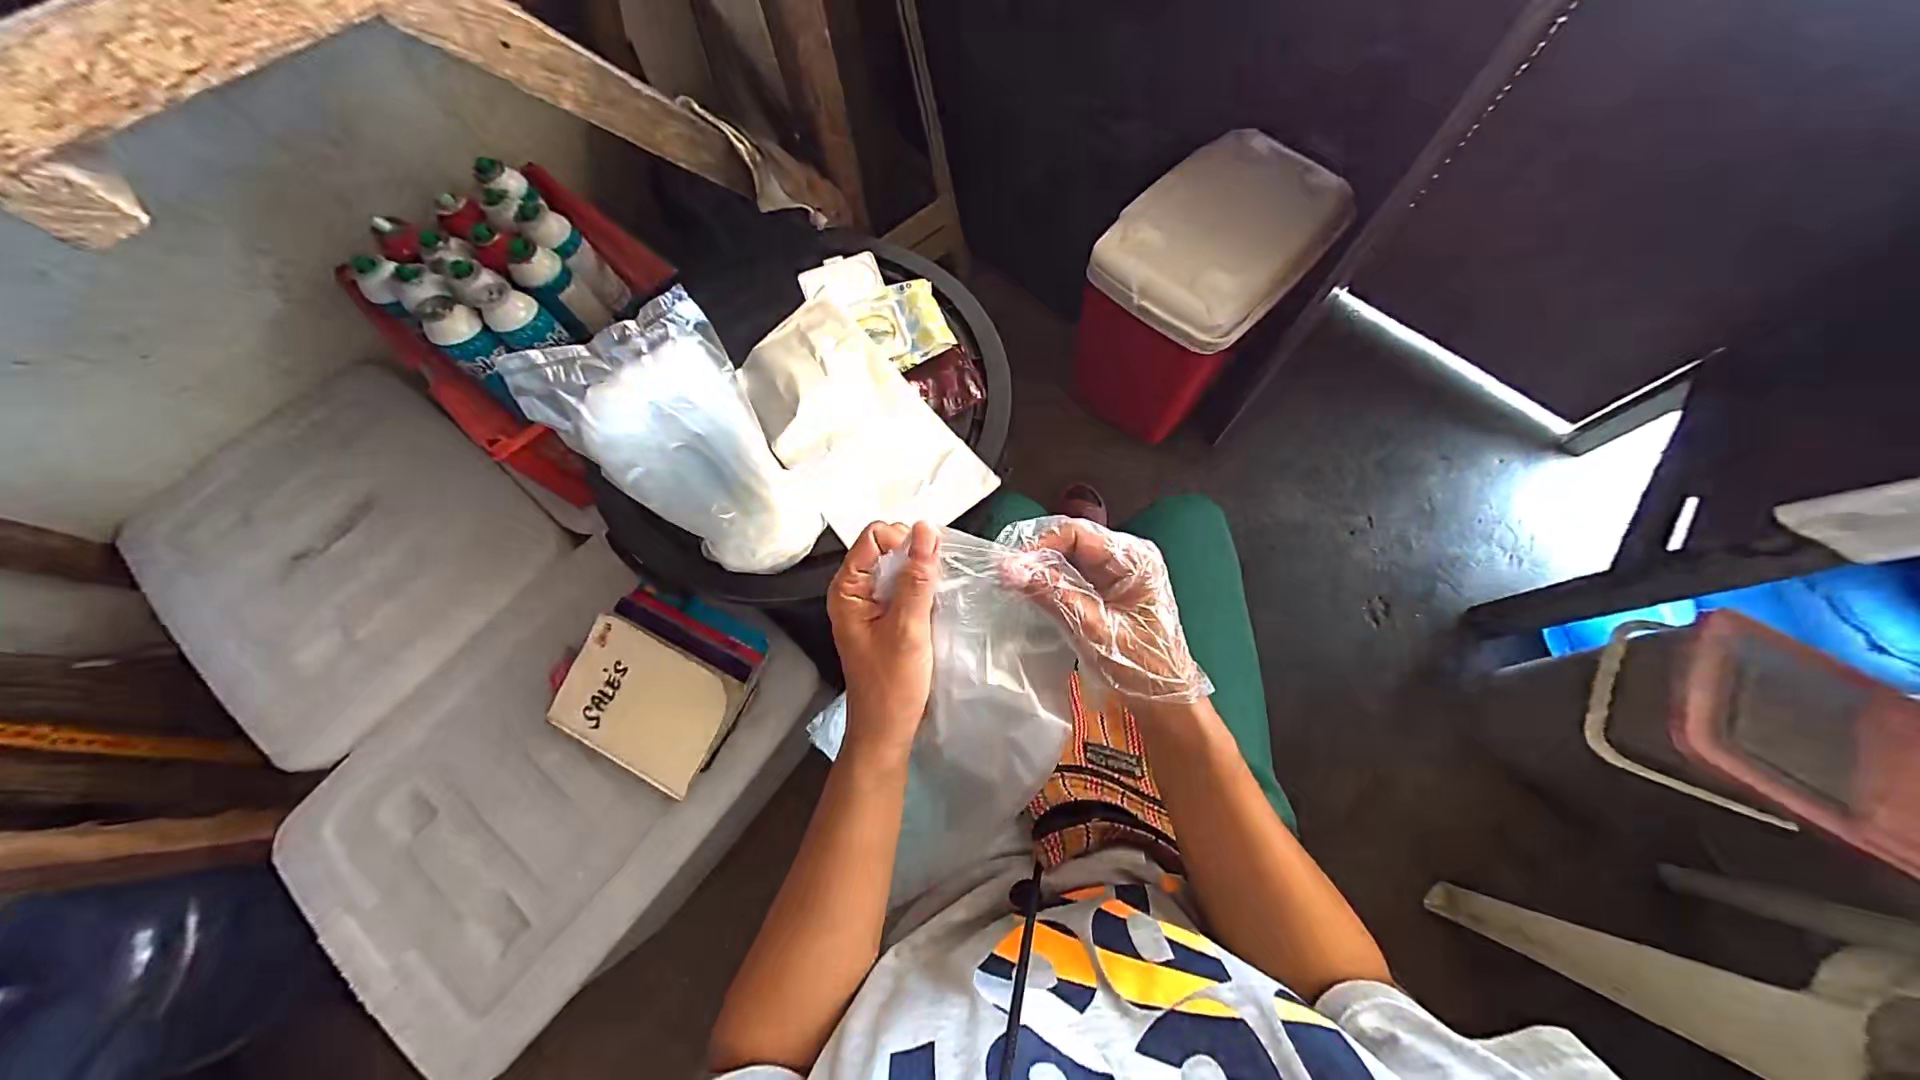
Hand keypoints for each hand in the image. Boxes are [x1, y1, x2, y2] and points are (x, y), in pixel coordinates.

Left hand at [827, 521, 939, 763]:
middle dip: (915, 554)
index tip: (926, 564)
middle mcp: (855, 591)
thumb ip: (917, 578)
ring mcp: (871, 603)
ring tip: (936, 595)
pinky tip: (934, 603)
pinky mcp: (887, 615)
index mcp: (847, 589)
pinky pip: (905, 586)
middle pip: (887, 546)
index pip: (874, 536)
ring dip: (921, 572)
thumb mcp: (908, 628)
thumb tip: (925, 531)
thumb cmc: (891, 685)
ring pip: (899, 566)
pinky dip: (922, 587)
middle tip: (933, 583)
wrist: (887, 728)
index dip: (903, 541)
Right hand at [1005, 516, 1210, 702]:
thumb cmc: (1142, 669)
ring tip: (1017, 587)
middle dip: (1037, 558)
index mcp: (1136, 559)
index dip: (1039, 545)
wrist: (1164, 704)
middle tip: (1008, 578)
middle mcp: (1128, 558)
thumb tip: (1011, 569)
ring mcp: (1118, 574)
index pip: (1076, 533)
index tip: (1012, 567)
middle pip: (1070, 541)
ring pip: (1068, 558)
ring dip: (1042, 572)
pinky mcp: (1108, 590)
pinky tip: (1035, 596)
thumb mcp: (1093, 630)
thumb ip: (1052, 595)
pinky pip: (1073, 576)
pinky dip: (1051, 585)